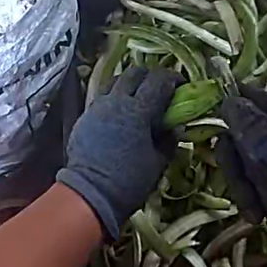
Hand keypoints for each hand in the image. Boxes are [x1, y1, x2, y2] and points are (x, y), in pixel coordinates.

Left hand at [56, 67, 181, 238]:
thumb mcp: (158, 163)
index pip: (159, 81)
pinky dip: (114, 95)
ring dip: (130, 82)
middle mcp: (117, 101)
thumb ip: (168, 140)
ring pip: (115, 80)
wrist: (89, 193)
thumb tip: (175, 126)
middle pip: (135, 73)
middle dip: (150, 76)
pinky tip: (120, 110)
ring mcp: (98, 106)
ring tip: (138, 96)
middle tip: (160, 88)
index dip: (173, 78)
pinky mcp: (85, 115)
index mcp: (138, 111)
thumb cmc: (129, 181)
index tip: (181, 85)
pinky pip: (102, 95)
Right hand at [219, 90, 266, 266]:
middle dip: (237, 159)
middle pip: (244, 139)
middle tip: (245, 178)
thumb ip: (259, 131)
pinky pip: (255, 195)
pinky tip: (259, 219)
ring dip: (245, 188)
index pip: (260, 104)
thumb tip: (230, 100)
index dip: (238, 105)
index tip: (216, 112)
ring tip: (257, 210)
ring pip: (247, 169)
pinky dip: (252, 204)